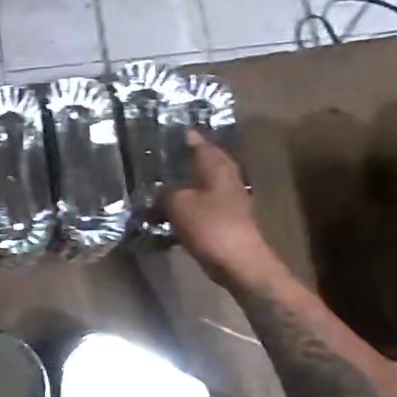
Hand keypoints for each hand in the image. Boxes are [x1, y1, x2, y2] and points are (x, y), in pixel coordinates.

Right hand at [163, 130, 278, 286]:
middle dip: (183, 161)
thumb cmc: (209, 225)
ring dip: (184, 186)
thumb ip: (164, 193)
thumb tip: (158, 193)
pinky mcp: (226, 219)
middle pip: (203, 162)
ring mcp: (229, 199)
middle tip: (159, 162)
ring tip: (159, 188)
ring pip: (202, 185)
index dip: (183, 137)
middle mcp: (226, 177)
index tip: (165, 134)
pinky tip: (171, 213)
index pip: (198, 142)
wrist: (238, 262)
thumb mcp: (177, 203)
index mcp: (216, 166)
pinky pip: (202, 205)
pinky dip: (187, 206)